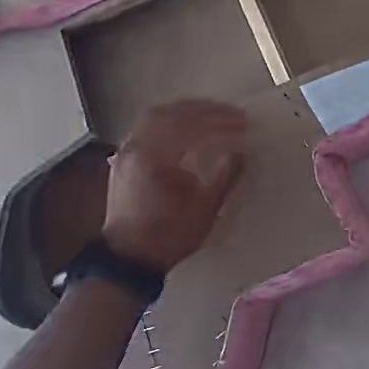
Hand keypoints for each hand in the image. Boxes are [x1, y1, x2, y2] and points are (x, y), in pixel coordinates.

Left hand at [101, 100, 247, 273]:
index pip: (190, 126)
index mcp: (155, 157)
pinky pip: (146, 128)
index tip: (243, 121)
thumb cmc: (170, 234)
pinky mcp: (124, 160)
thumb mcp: (206, 208)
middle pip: (169, 114)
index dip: (220, 121)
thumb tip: (240, 153)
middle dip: (202, 110)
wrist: (130, 258)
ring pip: (154, 117)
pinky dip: (168, 122)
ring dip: (184, 112)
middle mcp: (135, 148)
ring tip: (210, 114)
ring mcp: (126, 152)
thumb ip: (225, 176)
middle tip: (230, 112)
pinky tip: (185, 128)